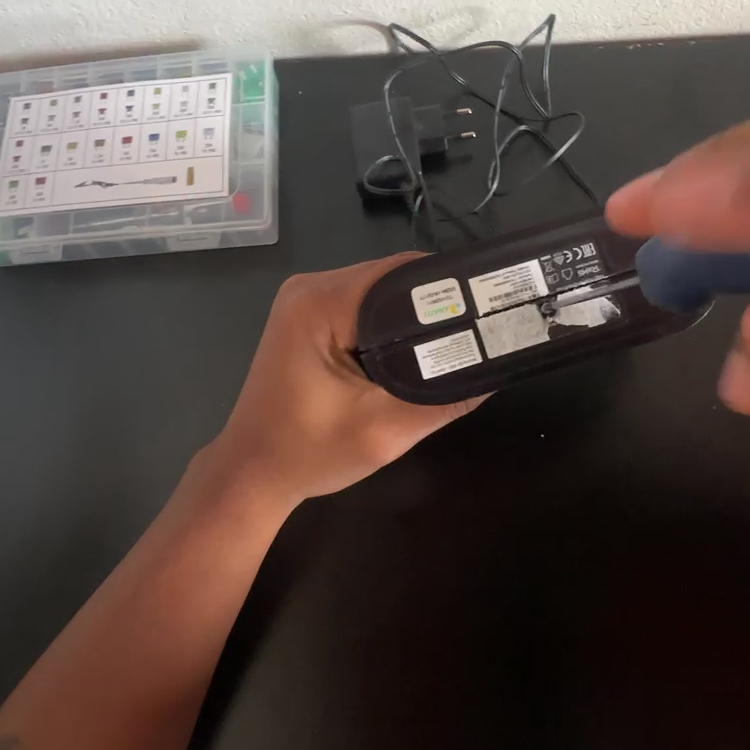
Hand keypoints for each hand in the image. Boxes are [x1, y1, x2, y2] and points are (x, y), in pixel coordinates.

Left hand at [194, 253, 485, 509]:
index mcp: (319, 302)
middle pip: (393, 280)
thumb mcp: (384, 431)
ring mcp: (307, 301)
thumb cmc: (308, 454)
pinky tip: (420, 351)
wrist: (252, 474)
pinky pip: (365, 310)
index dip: (450, 288)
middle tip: (484, 330)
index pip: (401, 274)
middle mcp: (310, 288)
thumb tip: (497, 371)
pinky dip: (393, 327)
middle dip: (438, 304)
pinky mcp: (310, 319)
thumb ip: (443, 400)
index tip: (491, 308)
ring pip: (381, 294)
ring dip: (416, 317)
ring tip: (461, 341)